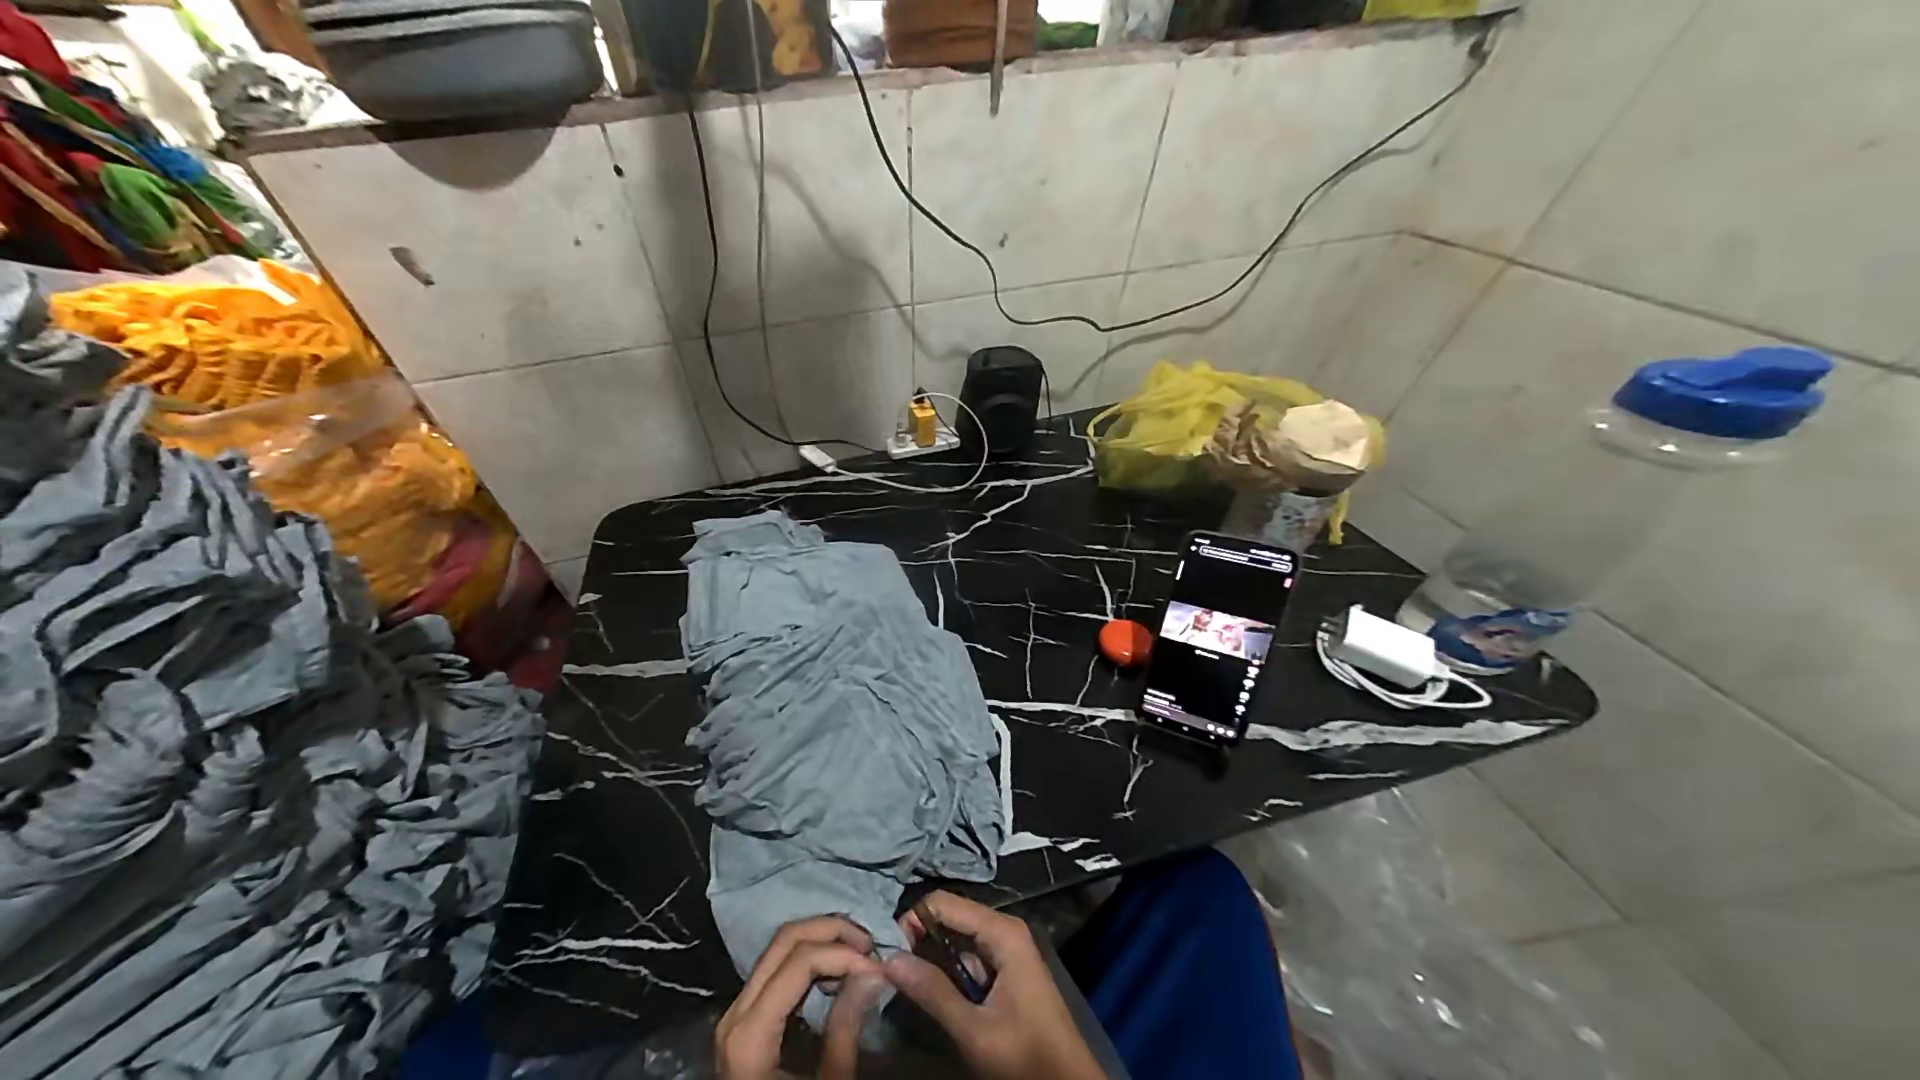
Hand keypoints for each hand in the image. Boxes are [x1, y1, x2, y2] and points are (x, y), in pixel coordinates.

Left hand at [716, 915, 887, 1079]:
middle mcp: (735, 1011)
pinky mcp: (743, 1017)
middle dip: (832, 931)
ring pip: (779, 946)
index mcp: (749, 1033)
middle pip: (785, 940)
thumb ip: (847, 1028)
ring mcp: (735, 1012)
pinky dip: (810, 957)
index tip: (879, 966)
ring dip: (822, 939)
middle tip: (870, 944)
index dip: (843, 953)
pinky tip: (837, 970)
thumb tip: (874, 972)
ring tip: (859, 953)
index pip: (800, 960)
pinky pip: (776, 967)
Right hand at [883, 892, 1104, 1079]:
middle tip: (893, 967)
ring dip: (930, 953)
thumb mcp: (974, 1030)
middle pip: (949, 914)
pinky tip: (933, 987)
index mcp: (1001, 931)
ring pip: (955, 935)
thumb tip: (889, 958)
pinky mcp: (1004, 965)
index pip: (943, 902)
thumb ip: (933, 992)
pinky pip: (967, 953)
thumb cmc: (1025, 1055)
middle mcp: (1004, 927)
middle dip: (919, 936)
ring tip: (907, 978)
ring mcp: (1006, 946)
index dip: (912, 921)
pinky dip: (947, 966)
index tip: (889, 952)